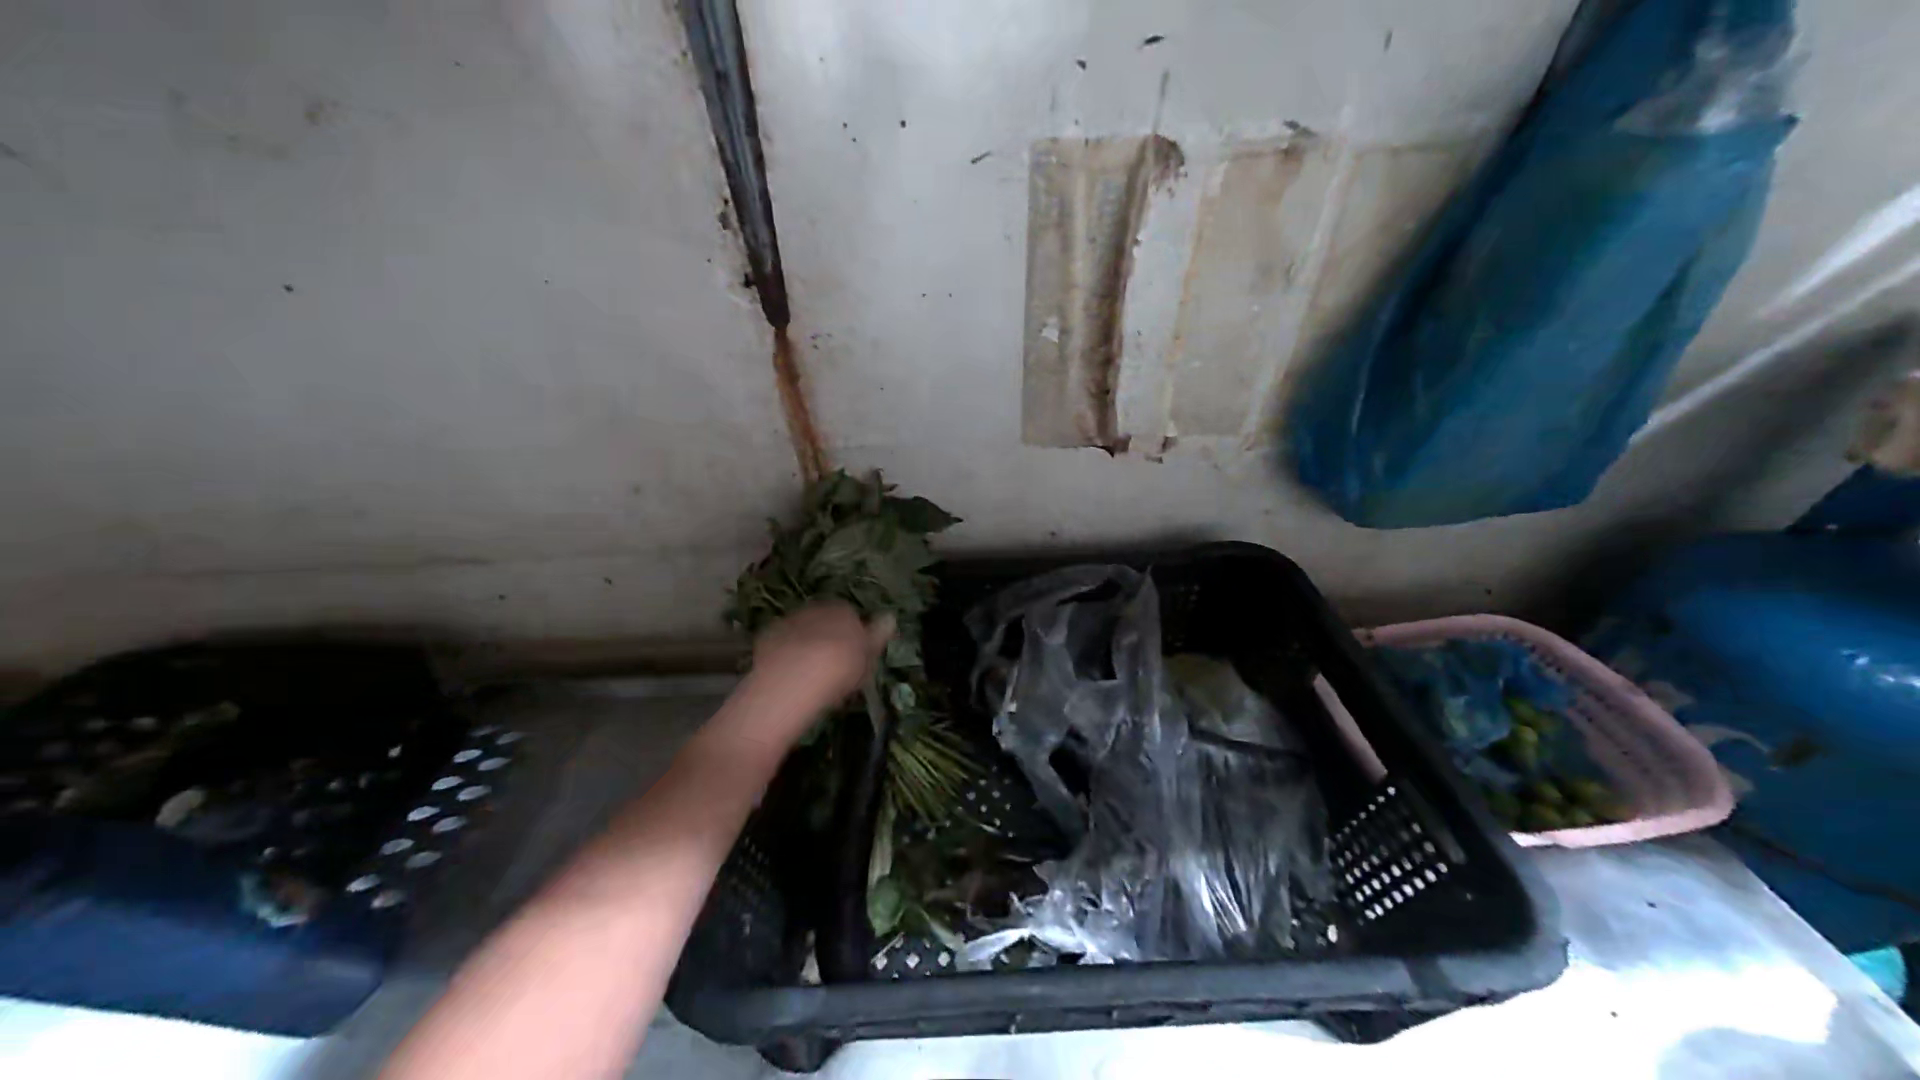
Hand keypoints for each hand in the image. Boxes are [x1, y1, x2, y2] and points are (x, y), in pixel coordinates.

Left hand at [750, 603, 893, 705]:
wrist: (794, 678)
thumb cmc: (841, 667)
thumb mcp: (868, 656)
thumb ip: (878, 635)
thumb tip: (890, 617)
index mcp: (843, 609)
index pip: (851, 616)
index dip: (852, 636)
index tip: (853, 658)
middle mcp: (815, 608)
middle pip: (824, 621)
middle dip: (827, 637)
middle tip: (832, 667)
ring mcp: (789, 620)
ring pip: (802, 631)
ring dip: (805, 645)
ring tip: (809, 674)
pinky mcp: (767, 636)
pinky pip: (781, 643)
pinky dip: (785, 653)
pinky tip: (788, 674)